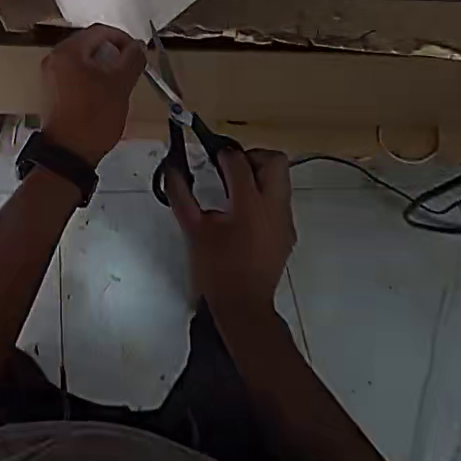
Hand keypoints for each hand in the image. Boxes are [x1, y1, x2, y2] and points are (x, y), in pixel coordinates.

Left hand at [40, 24, 144, 165]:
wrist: (68, 154)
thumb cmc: (94, 117)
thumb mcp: (120, 84)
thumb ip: (132, 59)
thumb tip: (138, 46)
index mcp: (68, 52)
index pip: (100, 31)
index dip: (123, 39)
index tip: (137, 53)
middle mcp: (54, 58)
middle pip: (90, 44)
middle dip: (114, 53)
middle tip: (130, 68)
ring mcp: (50, 75)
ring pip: (83, 60)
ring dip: (104, 66)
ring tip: (119, 83)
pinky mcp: (51, 91)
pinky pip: (75, 74)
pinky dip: (92, 77)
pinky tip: (104, 93)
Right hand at [166, 148, 294, 321]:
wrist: (243, 306)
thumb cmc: (216, 269)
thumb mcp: (193, 230)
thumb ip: (181, 195)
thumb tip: (172, 168)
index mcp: (249, 204)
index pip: (239, 162)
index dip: (223, 154)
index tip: (212, 157)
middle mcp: (274, 206)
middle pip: (274, 160)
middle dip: (253, 157)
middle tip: (232, 170)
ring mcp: (285, 219)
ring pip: (282, 178)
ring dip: (261, 175)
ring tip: (238, 191)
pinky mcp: (289, 231)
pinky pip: (281, 200)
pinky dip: (266, 195)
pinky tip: (246, 214)